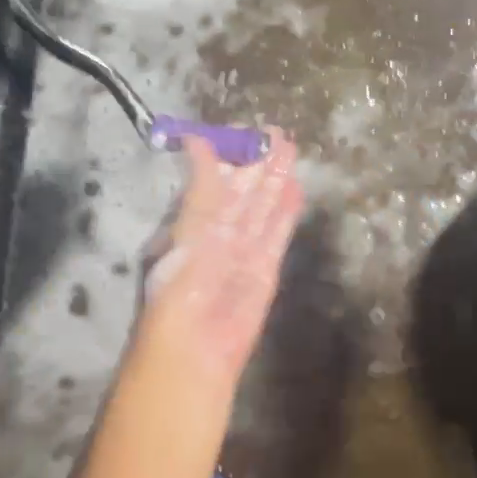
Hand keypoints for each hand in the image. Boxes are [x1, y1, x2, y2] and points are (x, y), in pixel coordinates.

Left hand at [44, 131, 300, 477]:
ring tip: (291, 147)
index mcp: (191, 223)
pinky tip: (296, 186)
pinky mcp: (266, 266)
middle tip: (277, 131)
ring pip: (263, 206)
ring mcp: (243, 248)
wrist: (196, 346)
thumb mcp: (188, 227)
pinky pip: (278, 231)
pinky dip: (287, 210)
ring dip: (276, 178)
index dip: (230, 156)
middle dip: (259, 161)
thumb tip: (195, 140)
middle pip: (244, 190)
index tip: (246, 131)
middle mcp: (217, 233)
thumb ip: (200, 185)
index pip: (213, 180)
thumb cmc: (180, 284)